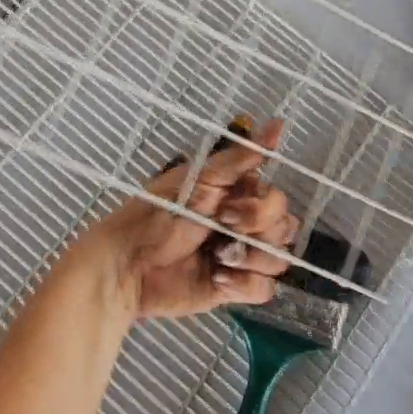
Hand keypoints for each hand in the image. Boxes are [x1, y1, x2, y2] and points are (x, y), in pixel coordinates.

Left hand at [78, 117, 298, 320]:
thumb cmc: (159, 213)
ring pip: (279, 259)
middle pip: (284, 229)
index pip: (278, 200)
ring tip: (218, 259)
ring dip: (251, 259)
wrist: (128, 264)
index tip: (228, 210)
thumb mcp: (200, 179)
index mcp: (238, 193)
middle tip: (222, 231)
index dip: (262, 208)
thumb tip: (279, 123)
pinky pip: (264, 289)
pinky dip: (245, 285)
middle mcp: (245, 223)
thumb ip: (241, 157)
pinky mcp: (233, 289)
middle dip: (257, 233)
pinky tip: (218, 278)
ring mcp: (240, 256)